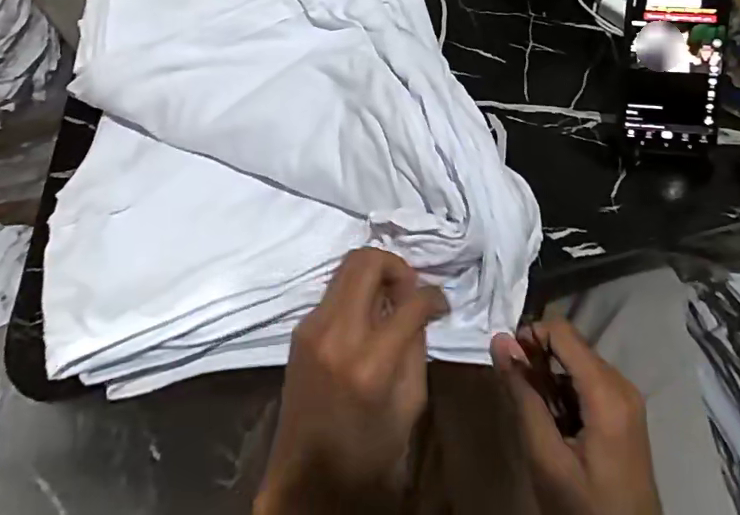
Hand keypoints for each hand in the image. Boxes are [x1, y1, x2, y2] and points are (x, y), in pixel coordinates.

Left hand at [255, 248, 449, 513]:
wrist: (305, 479)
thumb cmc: (367, 451)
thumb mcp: (409, 404)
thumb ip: (415, 346)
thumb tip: (419, 308)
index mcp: (370, 362)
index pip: (410, 301)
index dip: (434, 295)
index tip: (440, 304)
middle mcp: (336, 334)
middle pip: (366, 260)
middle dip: (397, 266)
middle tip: (410, 290)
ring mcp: (312, 328)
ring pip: (346, 266)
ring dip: (375, 274)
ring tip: (390, 301)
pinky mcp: (299, 329)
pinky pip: (334, 290)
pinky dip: (356, 291)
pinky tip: (367, 318)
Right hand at [493, 319, 661, 514]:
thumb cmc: (584, 508)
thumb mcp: (546, 457)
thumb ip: (523, 395)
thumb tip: (500, 341)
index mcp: (607, 391)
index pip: (563, 332)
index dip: (530, 336)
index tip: (505, 359)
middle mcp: (622, 384)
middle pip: (572, 346)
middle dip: (538, 358)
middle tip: (514, 388)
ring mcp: (627, 398)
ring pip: (579, 363)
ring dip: (550, 376)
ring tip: (532, 409)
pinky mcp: (625, 413)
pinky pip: (590, 382)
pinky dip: (566, 390)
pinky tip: (553, 420)